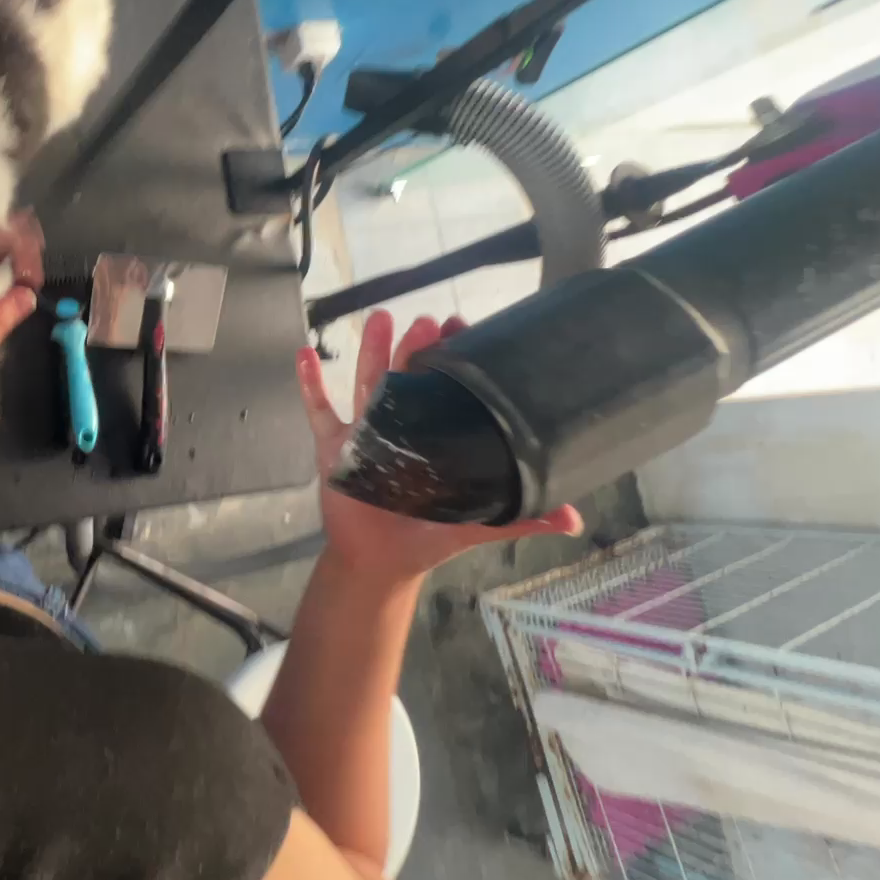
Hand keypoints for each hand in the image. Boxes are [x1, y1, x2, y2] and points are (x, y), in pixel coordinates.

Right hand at [296, 310, 581, 582]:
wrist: (379, 562)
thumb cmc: (427, 537)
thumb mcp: (476, 524)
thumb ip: (519, 518)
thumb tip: (575, 519)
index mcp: (434, 437)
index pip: (446, 389)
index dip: (454, 359)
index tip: (463, 328)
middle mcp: (399, 426)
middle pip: (406, 377)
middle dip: (415, 347)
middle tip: (427, 321)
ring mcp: (363, 433)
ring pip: (366, 383)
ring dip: (371, 349)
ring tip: (380, 318)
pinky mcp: (332, 447)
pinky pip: (317, 409)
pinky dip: (309, 383)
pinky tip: (305, 354)